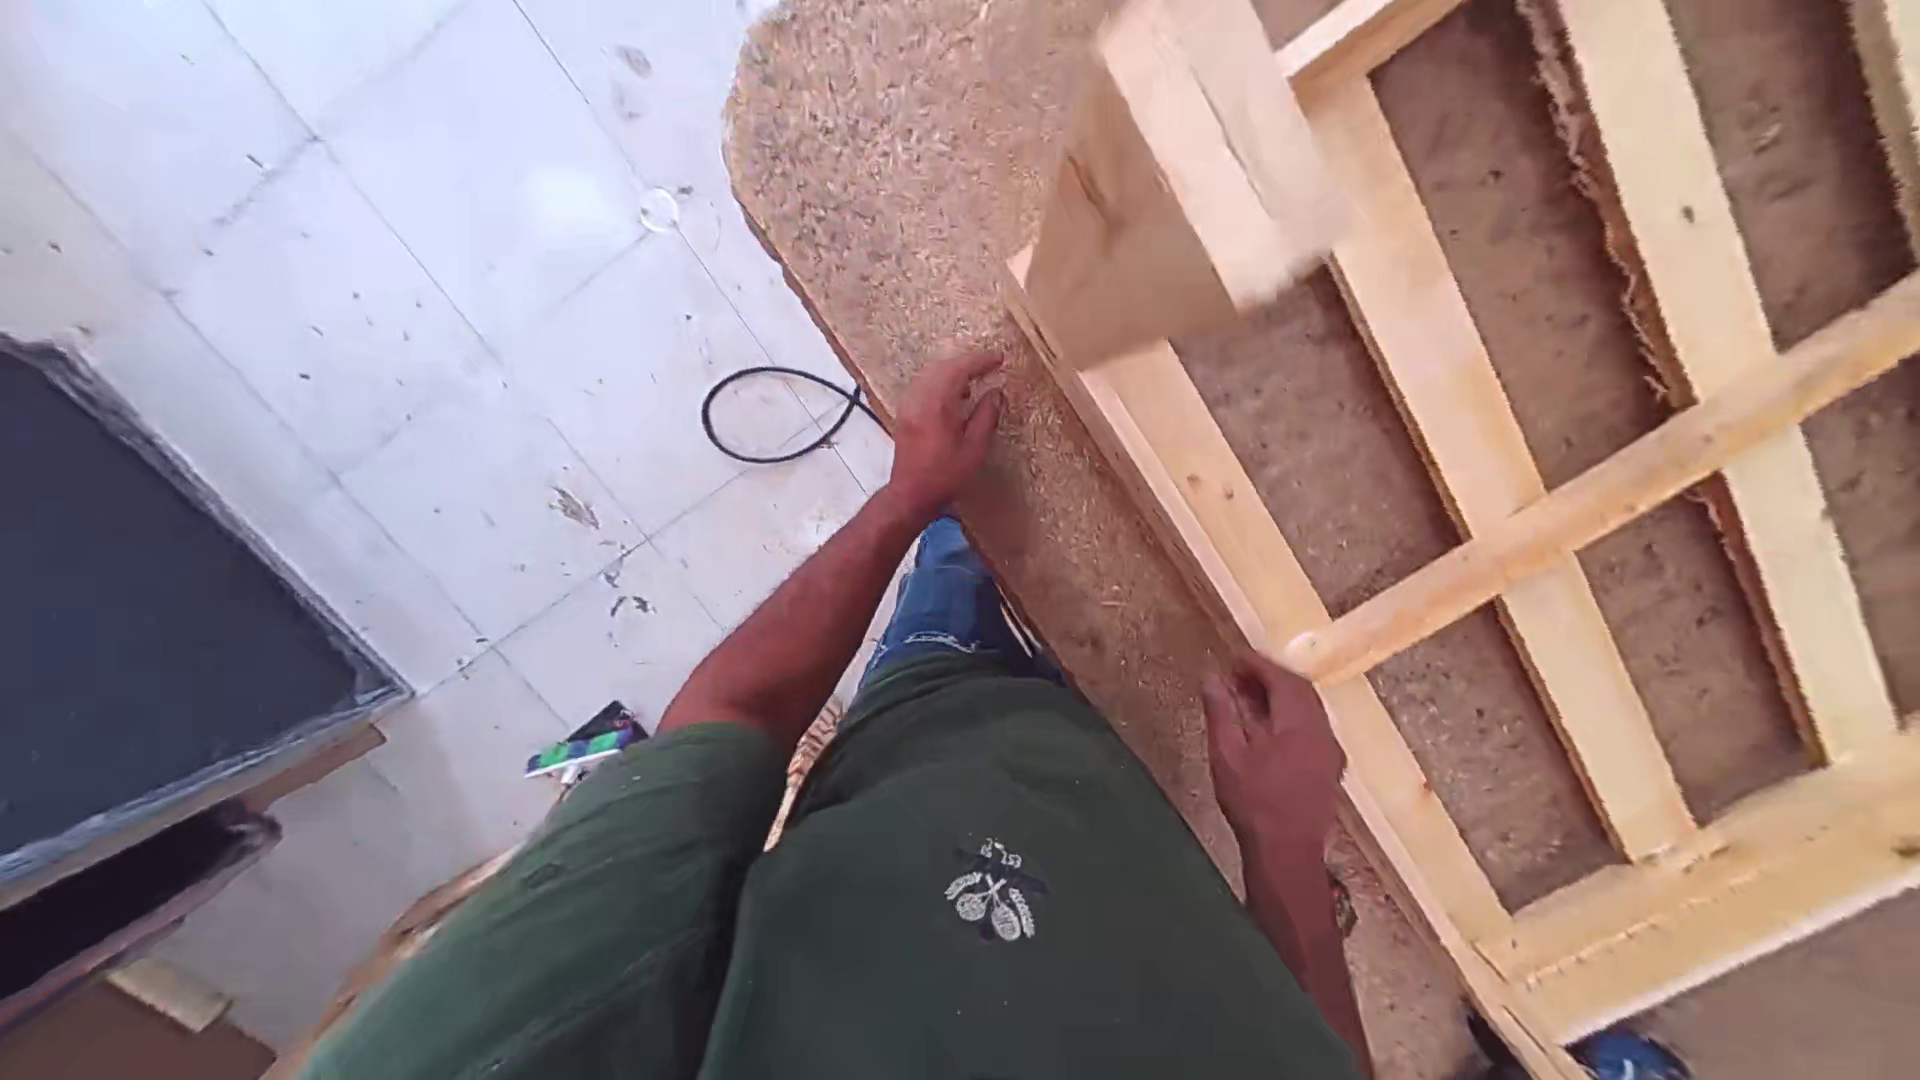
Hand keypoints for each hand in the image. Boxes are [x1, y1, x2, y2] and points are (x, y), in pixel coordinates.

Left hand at [885, 351, 1005, 518]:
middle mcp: (918, 398)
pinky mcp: (904, 413)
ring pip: (931, 374)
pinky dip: (941, 382)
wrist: (911, 494)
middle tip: (989, 365)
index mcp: (937, 404)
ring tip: (975, 380)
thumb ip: (987, 416)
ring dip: (953, 371)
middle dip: (967, 362)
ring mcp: (908, 404)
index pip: (959, 369)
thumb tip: (996, 393)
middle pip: (943, 366)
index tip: (999, 358)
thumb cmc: (945, 475)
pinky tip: (955, 395)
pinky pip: (923, 385)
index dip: (980, 361)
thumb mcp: (975, 448)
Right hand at [1203, 652, 1344, 852]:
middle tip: (1237, 674)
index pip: (1284, 681)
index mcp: (1302, 727)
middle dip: (1269, 676)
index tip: (1234, 657)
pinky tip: (1264, 724)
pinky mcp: (1328, 769)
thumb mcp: (1227, 753)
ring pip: (1308, 709)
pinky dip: (1287, 715)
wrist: (1285, 854)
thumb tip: (1212, 677)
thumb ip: (1221, 711)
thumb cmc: (1253, 802)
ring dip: (1279, 695)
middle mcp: (1324, 735)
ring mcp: (1330, 754)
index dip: (1258, 665)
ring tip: (1246, 695)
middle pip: (1301, 692)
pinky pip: (1310, 727)